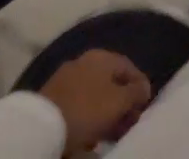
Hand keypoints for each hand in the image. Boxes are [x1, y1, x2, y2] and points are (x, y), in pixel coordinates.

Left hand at [37, 49, 151, 155]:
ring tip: (113, 131)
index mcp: (102, 56)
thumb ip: (136, 92)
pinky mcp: (54, 96)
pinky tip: (92, 132)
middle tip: (130, 122)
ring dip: (107, 112)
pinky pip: (80, 103)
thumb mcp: (119, 101)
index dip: (141, 86)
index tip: (145, 106)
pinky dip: (90, 115)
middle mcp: (85, 61)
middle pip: (112, 82)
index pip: (129, 67)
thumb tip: (144, 87)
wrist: (42, 125)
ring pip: (95, 94)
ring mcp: (67, 77)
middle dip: (123, 103)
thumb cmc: (88, 109)